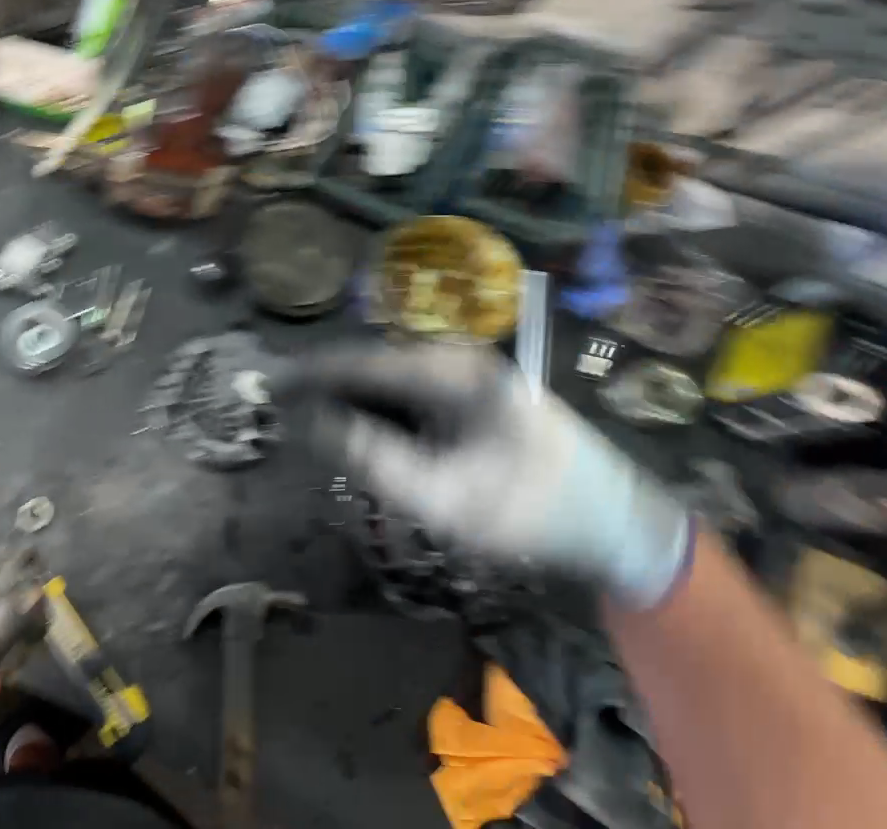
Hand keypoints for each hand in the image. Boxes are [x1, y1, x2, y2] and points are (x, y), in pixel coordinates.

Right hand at [269, 341, 692, 609]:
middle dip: (325, 388)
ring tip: (309, 421)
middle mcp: (459, 362)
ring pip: (387, 382)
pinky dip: (377, 412)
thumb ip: (375, 460)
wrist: (619, 526)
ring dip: (349, 401)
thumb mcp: (446, 499)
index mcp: (456, 374)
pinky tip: (358, 433)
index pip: (361, 363)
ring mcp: (468, 377)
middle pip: (372, 367)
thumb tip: (315, 424)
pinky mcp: (471, 396)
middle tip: (283, 410)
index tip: (268, 385)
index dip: (309, 375)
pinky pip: (408, 396)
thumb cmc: (533, 513)